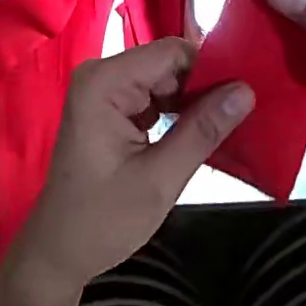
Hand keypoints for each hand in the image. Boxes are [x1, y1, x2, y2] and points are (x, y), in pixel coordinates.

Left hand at [9, 37, 253, 287]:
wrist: (58, 253)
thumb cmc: (102, 221)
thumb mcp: (160, 179)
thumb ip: (203, 130)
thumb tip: (246, 90)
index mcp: (104, 81)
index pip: (171, 52)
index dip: (210, 67)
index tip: (246, 91)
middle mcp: (101, 73)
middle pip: (168, 63)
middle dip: (204, 86)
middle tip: (242, 113)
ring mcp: (104, 88)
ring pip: (166, 78)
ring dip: (194, 100)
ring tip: (226, 123)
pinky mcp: (111, 104)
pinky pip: (155, 94)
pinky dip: (178, 111)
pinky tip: (201, 129)